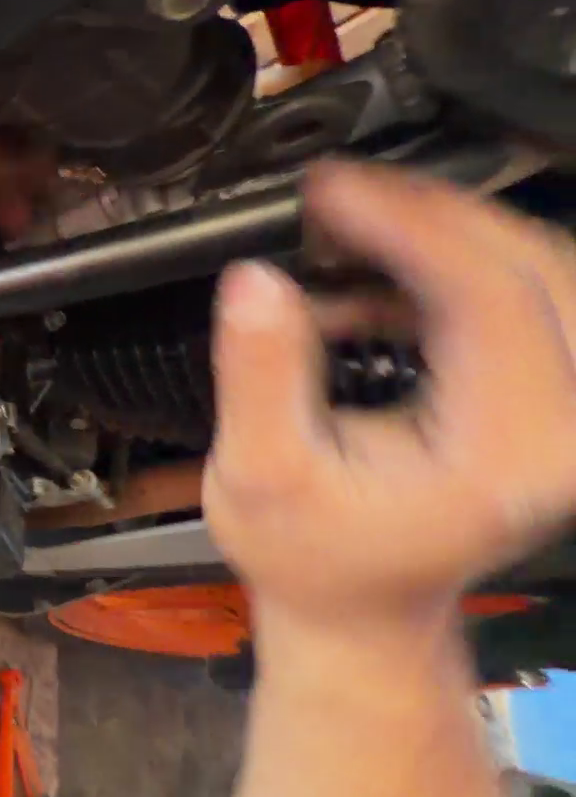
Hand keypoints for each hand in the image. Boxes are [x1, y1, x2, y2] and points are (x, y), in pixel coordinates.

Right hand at [204, 161, 575, 624]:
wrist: (350, 602)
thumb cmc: (304, 554)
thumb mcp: (257, 471)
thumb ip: (258, 374)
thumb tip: (252, 282)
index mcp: (511, 444)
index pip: (489, 296)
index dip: (409, 229)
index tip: (331, 193)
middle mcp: (564, 423)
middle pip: (538, 270)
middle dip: (435, 216)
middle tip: (341, 193)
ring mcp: (560, 412)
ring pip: (535, 280)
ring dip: (440, 240)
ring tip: (346, 226)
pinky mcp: (535, 404)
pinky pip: (511, 309)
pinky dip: (437, 280)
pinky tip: (363, 287)